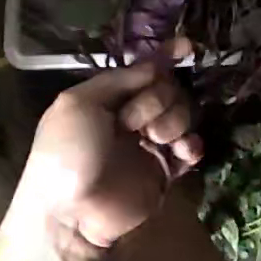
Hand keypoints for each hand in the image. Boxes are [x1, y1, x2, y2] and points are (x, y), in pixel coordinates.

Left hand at [0, 49, 204, 260]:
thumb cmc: (67, 152)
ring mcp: (151, 144)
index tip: (188, 47)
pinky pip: (192, 148)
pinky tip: (184, 151)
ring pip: (183, 115)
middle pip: (168, 90)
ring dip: (174, 121)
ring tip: (156, 140)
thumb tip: (155, 65)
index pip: (144, 70)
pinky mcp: (166, 172)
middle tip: (135, 123)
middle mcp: (132, 116)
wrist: (72, 213)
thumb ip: (118, 79)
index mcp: (109, 98)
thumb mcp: (79, 104)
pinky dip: (193, 145)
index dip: (165, 57)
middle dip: (158, 100)